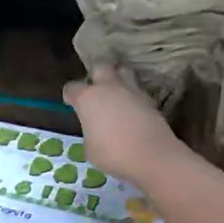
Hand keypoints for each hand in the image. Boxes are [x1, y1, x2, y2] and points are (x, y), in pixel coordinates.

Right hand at [62, 66, 187, 187]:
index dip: (70, 96)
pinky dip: (134, 96)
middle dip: (97, 76)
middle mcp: (109, 87)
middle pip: (101, 68)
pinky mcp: (150, 99)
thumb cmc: (113, 153)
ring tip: (118, 94)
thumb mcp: (91, 149)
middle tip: (97, 91)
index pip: (72, 88)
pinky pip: (138, 90)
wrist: (152, 155)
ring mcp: (132, 90)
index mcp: (87, 98)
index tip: (72, 104)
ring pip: (124, 72)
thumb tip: (96, 129)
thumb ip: (90, 132)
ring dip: (119, 78)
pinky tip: (134, 109)